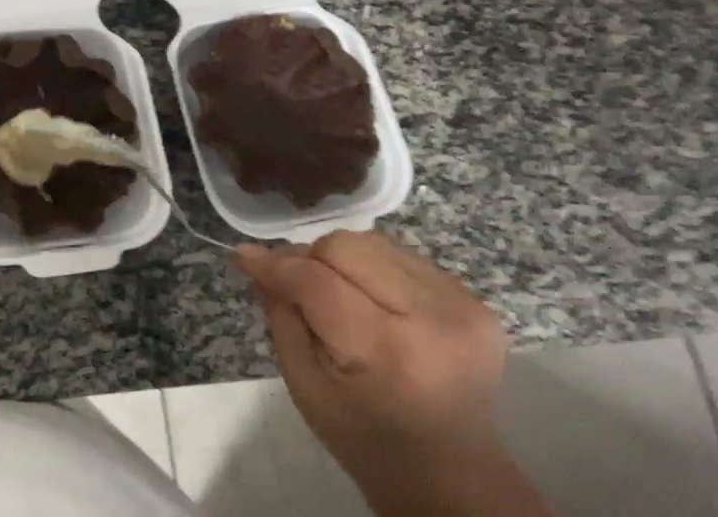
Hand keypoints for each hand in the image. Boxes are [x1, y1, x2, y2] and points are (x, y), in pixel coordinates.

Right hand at [235, 231, 549, 516]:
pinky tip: (373, 303)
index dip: (274, 264)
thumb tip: (253, 259)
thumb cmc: (367, 439)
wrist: (454, 475)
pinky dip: (374, 270)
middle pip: (346, 247)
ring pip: (373, 243)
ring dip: (342, 262)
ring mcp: (461, 306)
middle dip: (309, 259)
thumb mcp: (305, 386)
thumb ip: (281, 317)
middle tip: (294, 286)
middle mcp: (432, 319)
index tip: (242, 257)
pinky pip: (402, 257)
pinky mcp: (475, 301)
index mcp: (387, 352)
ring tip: (337, 296)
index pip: (316, 281)